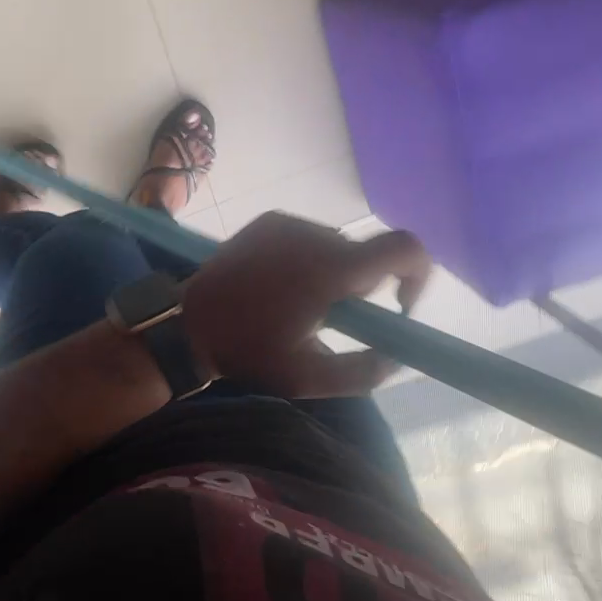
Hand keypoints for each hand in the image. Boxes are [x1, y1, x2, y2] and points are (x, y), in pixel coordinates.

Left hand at [181, 213, 430, 398]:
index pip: (404, 248)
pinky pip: (307, 238)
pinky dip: (307, 261)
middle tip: (328, 321)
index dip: (417, 275)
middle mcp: (312, 235)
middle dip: (360, 288)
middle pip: (365, 254)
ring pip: (336, 247)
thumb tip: (395, 358)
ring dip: (332, 276)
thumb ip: (362, 372)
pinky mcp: (266, 222)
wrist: (184, 325)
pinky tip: (278, 288)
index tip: (398, 307)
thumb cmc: (245, 352)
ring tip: (297, 307)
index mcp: (329, 269)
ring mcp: (286, 223)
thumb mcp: (307, 378)